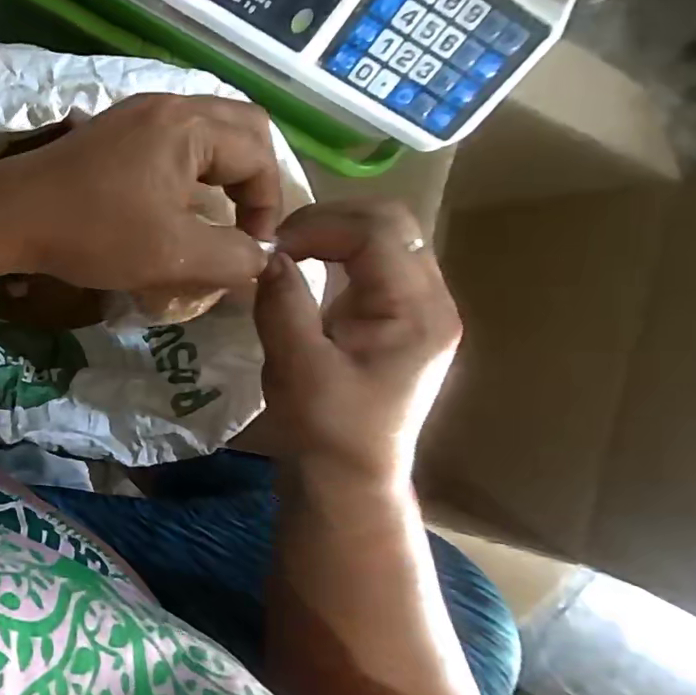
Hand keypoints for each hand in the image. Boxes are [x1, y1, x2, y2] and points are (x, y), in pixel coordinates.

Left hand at [0, 94, 281, 291]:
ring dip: (219, 172)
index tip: (252, 249)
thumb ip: (233, 257)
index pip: (261, 155)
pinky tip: (172, 204)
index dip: (269, 206)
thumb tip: (261, 258)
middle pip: (240, 129)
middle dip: (253, 178)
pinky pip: (169, 141)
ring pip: (204, 133)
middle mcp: (166, 106)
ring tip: (214, 216)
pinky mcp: (109, 133)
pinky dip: (186, 169)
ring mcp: (133, 115)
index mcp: (189, 125)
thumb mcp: (173, 254)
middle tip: (245, 222)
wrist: (7, 216)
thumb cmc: (92, 233)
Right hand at [251, 199, 459, 489]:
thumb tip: (264, 254)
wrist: (348, 475)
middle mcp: (430, 300)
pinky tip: (305, 268)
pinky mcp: (398, 314)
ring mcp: (419, 306)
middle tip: (279, 244)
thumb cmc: (324, 426)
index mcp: (416, 313)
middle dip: (328, 219)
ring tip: (287, 252)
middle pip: (391, 222)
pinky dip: (336, 250)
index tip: (271, 249)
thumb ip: (282, 302)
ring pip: (385, 234)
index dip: (318, 226)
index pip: (377, 231)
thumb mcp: (295, 364)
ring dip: (332, 232)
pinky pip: (373, 258)